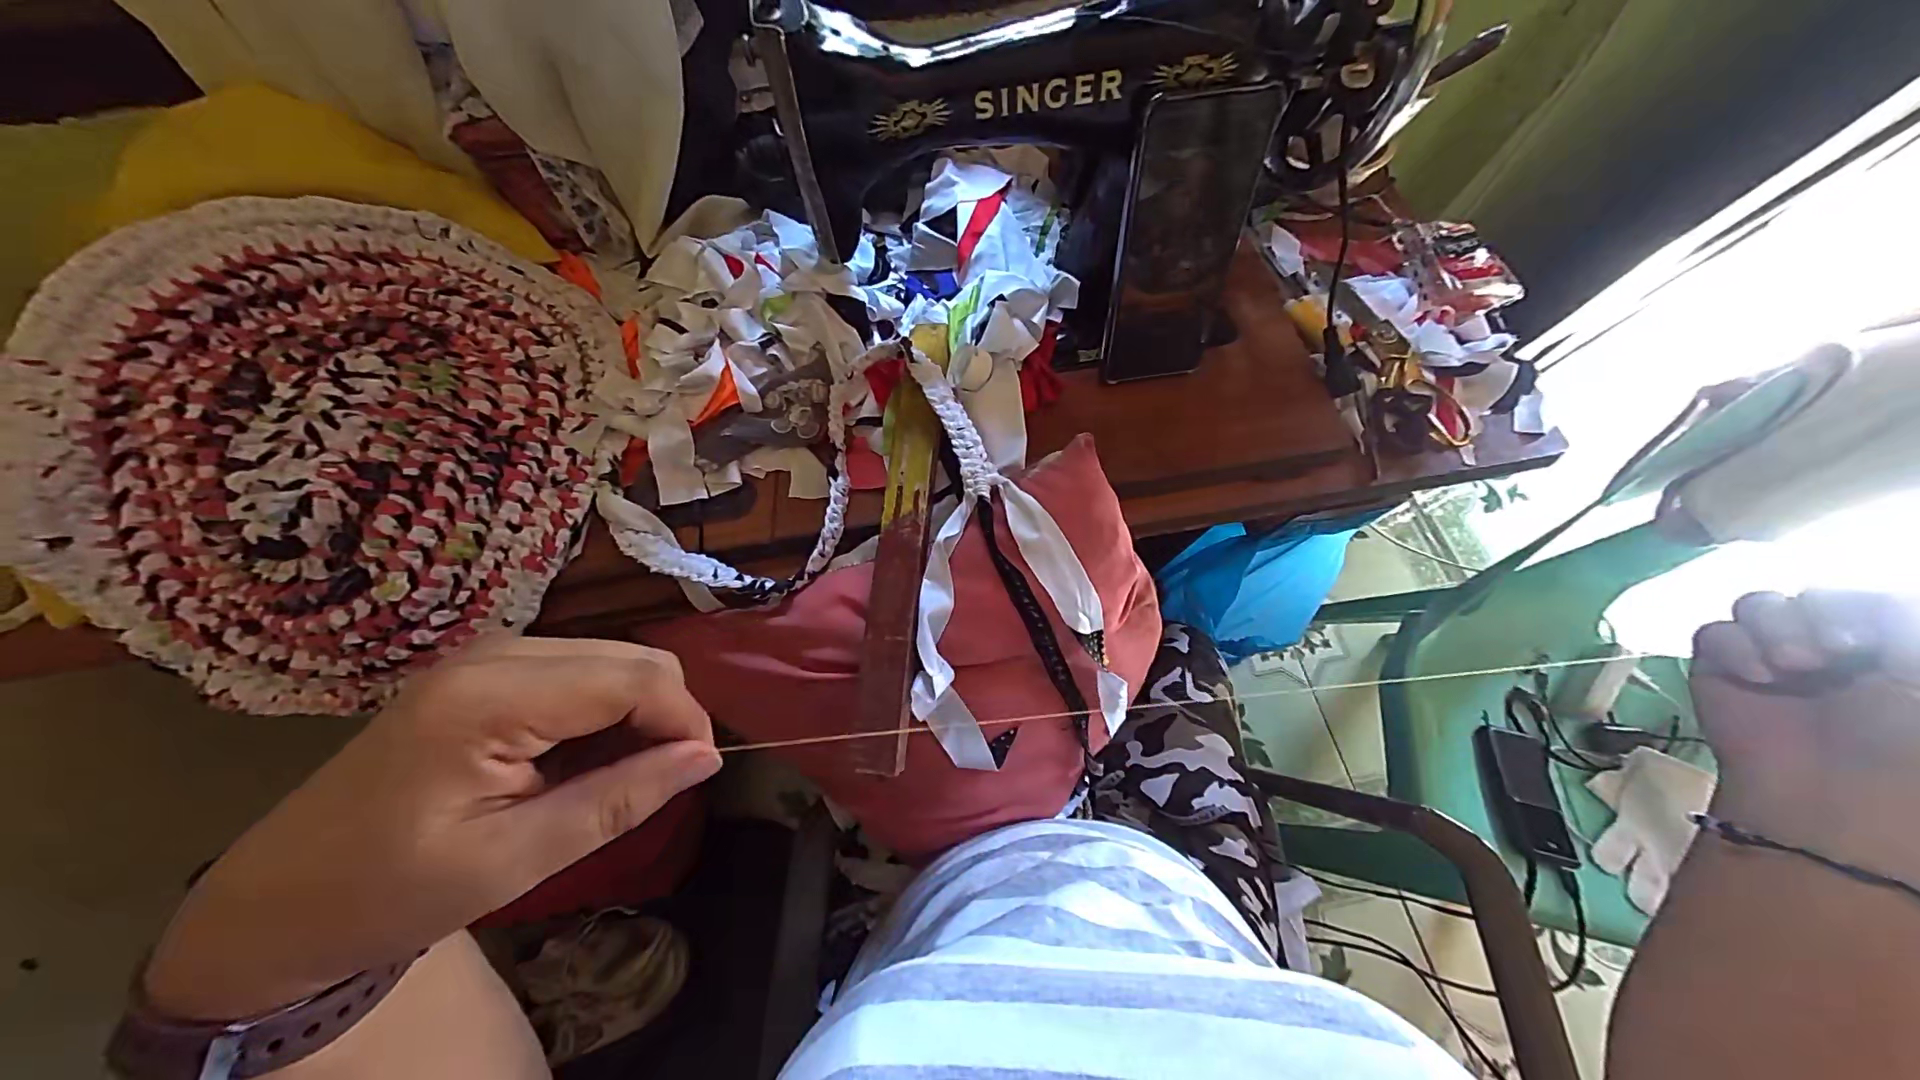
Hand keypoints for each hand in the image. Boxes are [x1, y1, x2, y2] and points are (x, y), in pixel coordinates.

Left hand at [142, 636, 720, 1020]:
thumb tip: (708, 757)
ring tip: (614, 777)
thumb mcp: (517, 860)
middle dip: (665, 714)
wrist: (279, 898)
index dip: (684, 718)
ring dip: (638, 712)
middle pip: (632, 658)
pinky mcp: (493, 666)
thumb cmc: (391, 892)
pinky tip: (581, 757)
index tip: (696, 771)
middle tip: (656, 782)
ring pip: (617, 659)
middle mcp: (497, 652)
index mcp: (492, 696)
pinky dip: (608, 708)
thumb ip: (620, 799)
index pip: (635, 678)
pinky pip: (586, 668)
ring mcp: (492, 653)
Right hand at [1690, 590, 1919, 877]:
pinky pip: (1714, 631)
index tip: (1870, 636)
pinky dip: (1733, 648)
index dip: (1863, 603)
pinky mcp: (1718, 668)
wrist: (1835, 790)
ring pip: (1758, 603)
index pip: (1865, 596)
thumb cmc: (1906, 740)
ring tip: (1792, 668)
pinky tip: (1757, 677)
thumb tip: (1881, 598)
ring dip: (1776, 628)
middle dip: (1820, 614)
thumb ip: (1895, 620)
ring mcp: (1770, 657)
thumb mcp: (1917, 673)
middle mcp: (1829, 646)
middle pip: (1811, 592)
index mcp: (1886, 647)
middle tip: (1834, 653)